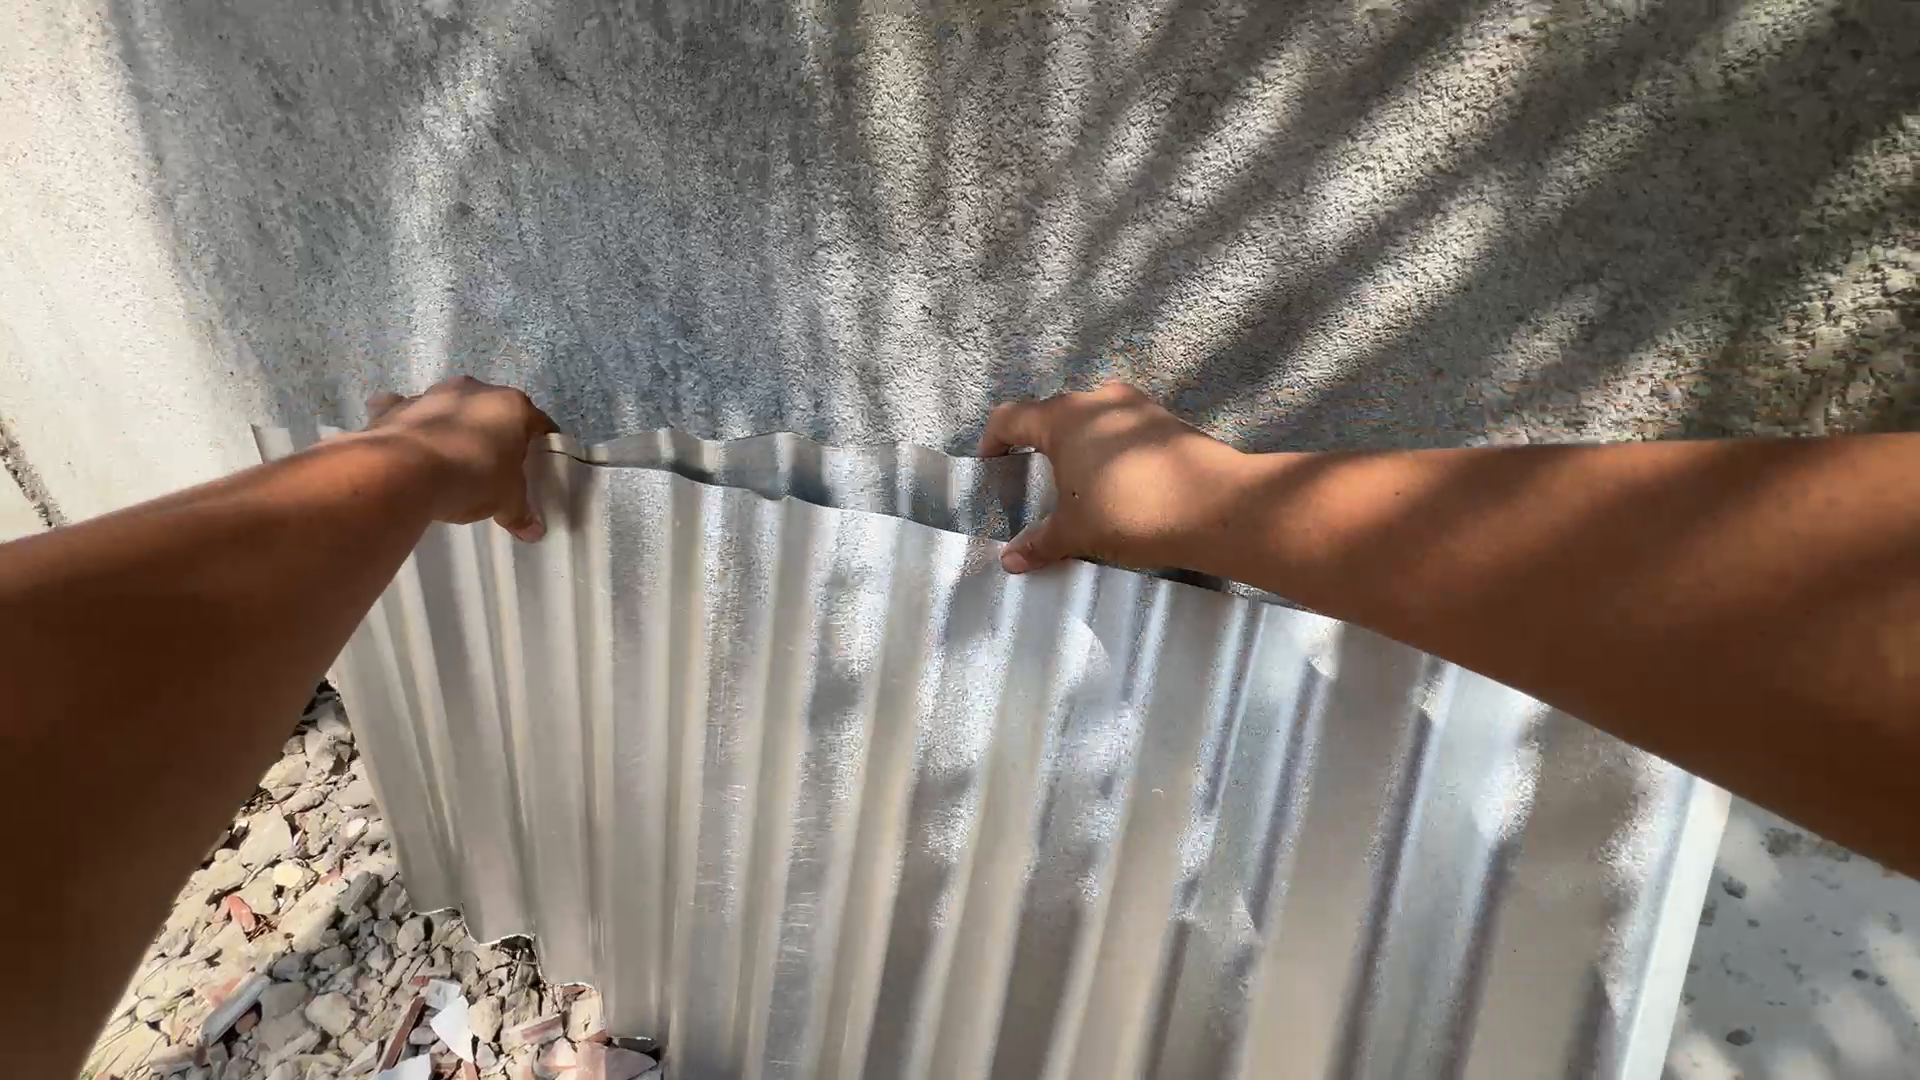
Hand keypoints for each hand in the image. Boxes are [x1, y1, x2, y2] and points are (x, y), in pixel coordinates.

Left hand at [362, 376, 558, 540]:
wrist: (400, 473)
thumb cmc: (473, 476)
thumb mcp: (507, 501)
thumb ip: (520, 512)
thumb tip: (533, 532)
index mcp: (512, 406)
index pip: (538, 424)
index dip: (540, 446)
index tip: (537, 466)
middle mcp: (473, 391)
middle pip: (493, 411)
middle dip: (495, 433)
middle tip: (495, 465)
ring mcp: (429, 395)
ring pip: (449, 408)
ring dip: (452, 426)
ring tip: (451, 459)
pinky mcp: (391, 407)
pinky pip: (402, 411)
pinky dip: (407, 424)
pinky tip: (408, 446)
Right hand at [979, 383, 1247, 572]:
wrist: (1217, 508)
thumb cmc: (1130, 511)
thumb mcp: (1076, 532)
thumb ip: (1040, 542)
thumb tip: (1010, 561)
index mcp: (1064, 418)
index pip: (1010, 417)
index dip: (993, 440)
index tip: (991, 466)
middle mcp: (1097, 400)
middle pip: (1052, 416)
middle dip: (1038, 445)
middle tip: (1034, 482)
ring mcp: (1137, 407)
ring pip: (1092, 422)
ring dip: (1078, 447)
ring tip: (1079, 486)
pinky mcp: (1167, 422)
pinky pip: (1122, 432)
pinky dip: (1110, 452)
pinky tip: (1120, 486)